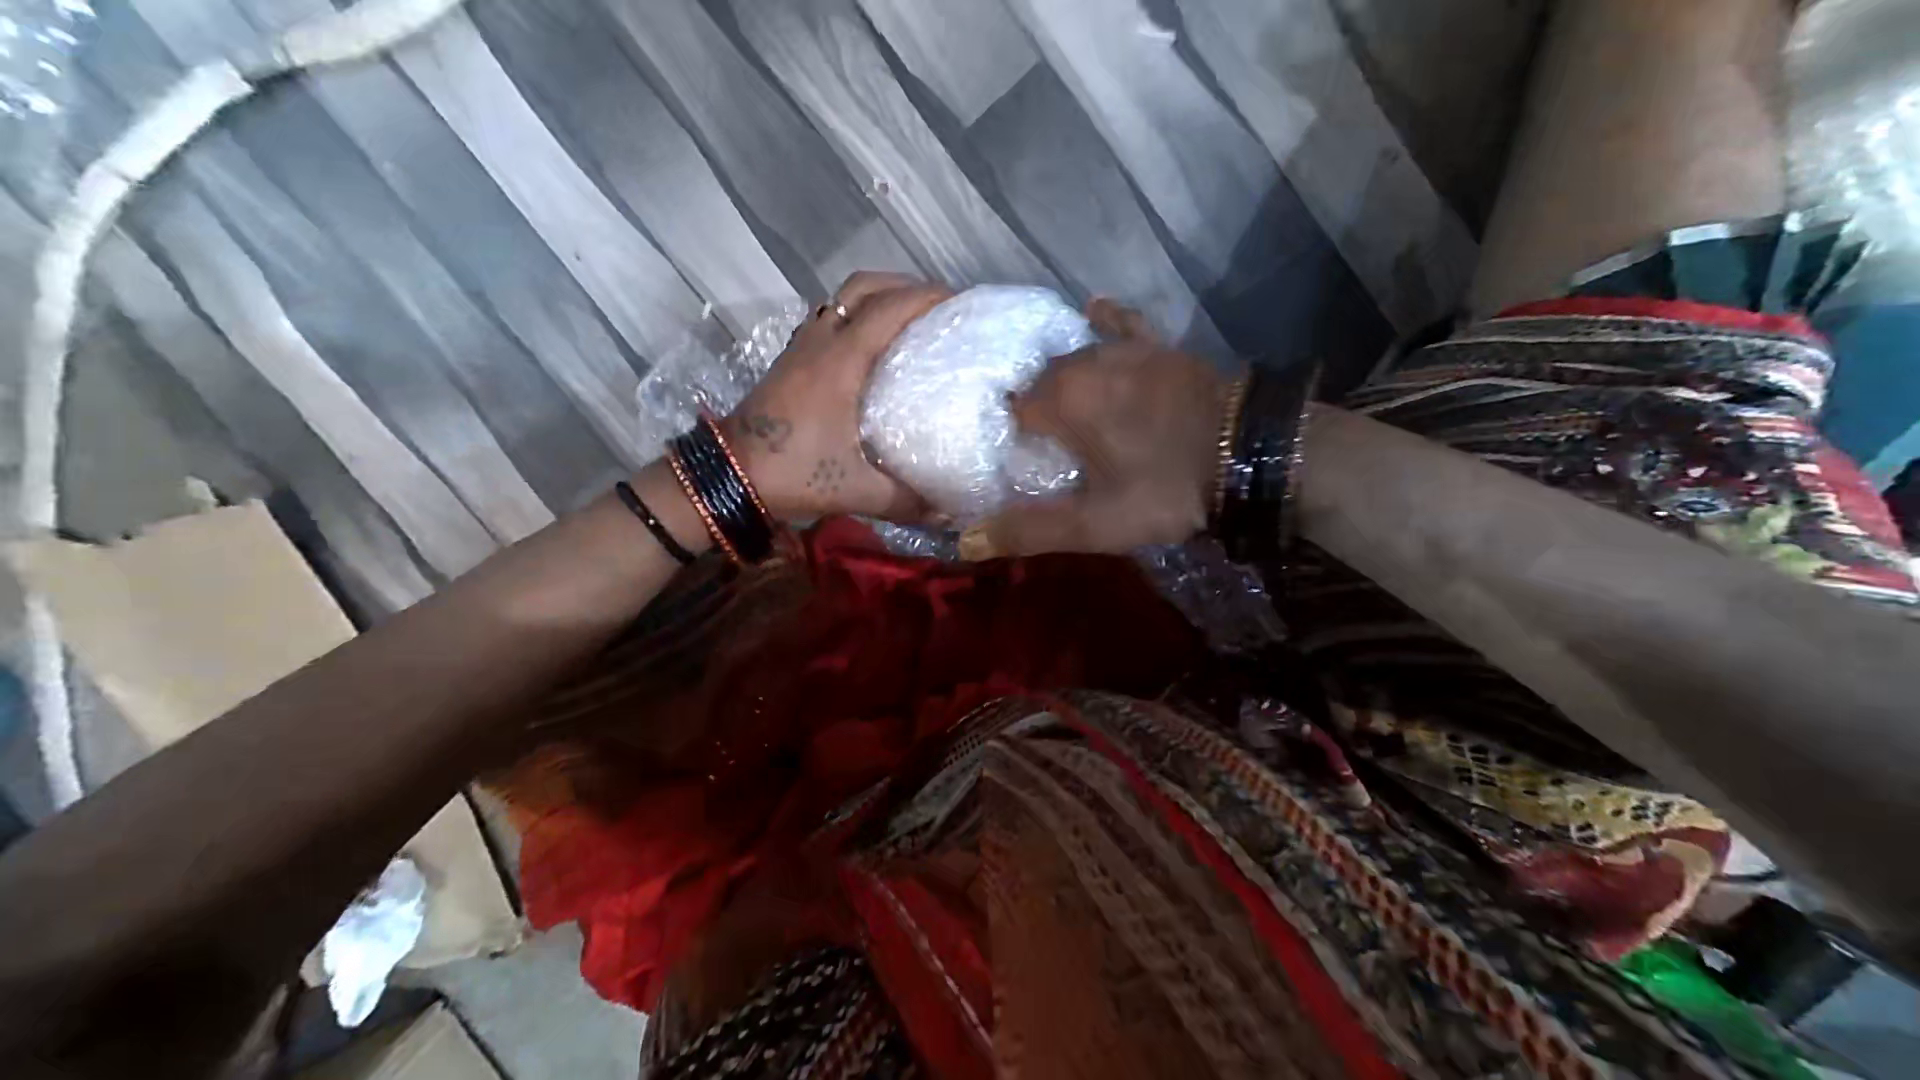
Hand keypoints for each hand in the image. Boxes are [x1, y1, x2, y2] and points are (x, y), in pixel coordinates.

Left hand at [723, 273, 951, 521]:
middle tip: (939, 306)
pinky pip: (829, 319)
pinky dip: (857, 316)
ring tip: (911, 319)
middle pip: (863, 286)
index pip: (889, 309)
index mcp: (840, 361)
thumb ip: (905, 501)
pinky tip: (874, 346)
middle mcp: (820, 342)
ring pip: (842, 298)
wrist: (729, 475)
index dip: (927, 297)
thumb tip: (949, 517)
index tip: (961, 304)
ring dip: (878, 297)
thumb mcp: (855, 490)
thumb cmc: (793, 473)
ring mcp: (801, 347)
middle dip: (904, 285)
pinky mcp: (790, 360)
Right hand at [960, 300, 1236, 558]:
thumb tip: (965, 542)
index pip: (1009, 411)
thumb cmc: (1166, 491)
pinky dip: (1103, 323)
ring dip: (1060, 379)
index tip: (1015, 461)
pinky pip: (1119, 323)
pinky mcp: (1155, 345)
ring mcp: (1121, 347)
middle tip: (1040, 444)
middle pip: (1037, 384)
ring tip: (1060, 406)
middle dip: (1033, 410)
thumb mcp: (1094, 523)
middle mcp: (1080, 360)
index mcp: (1059, 398)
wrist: (1253, 455)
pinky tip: (1092, 316)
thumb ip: (1028, 530)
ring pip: (1070, 358)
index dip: (1008, 438)